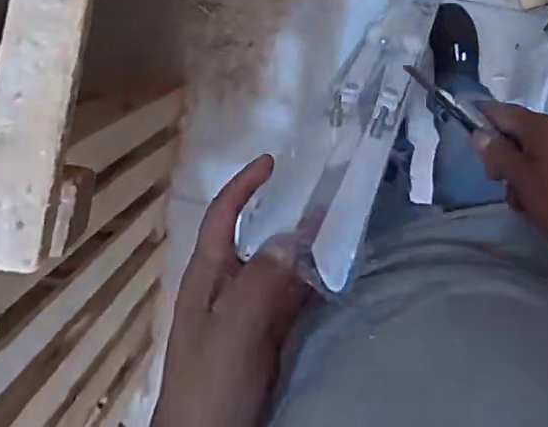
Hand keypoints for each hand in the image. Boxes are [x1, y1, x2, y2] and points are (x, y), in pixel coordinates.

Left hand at [158, 156, 311, 426]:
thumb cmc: (209, 386)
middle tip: (324, 189)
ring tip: (341, 222)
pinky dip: (314, 280)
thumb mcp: (232, 331)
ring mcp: (248, 314)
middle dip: (288, 212)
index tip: (272, 161)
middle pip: (259, 237)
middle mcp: (228, 288)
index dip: (242, 187)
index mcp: (207, 278)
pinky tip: (336, 270)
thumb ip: (260, 281)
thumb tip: (292, 233)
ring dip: (307, 246)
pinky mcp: (267, 338)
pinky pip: (293, 297)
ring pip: (281, 267)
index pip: (221, 218)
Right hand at [473, 102, 547, 266]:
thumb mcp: (525, 183)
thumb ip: (499, 156)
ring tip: (525, 205)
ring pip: (535, 150)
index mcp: (542, 126)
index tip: (465, 134)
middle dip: (503, 156)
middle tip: (501, 186)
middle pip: (518, 131)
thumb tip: (479, 133)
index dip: (482, 119)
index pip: (502, 111)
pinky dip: (540, 178)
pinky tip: (543, 205)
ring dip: (522, 172)